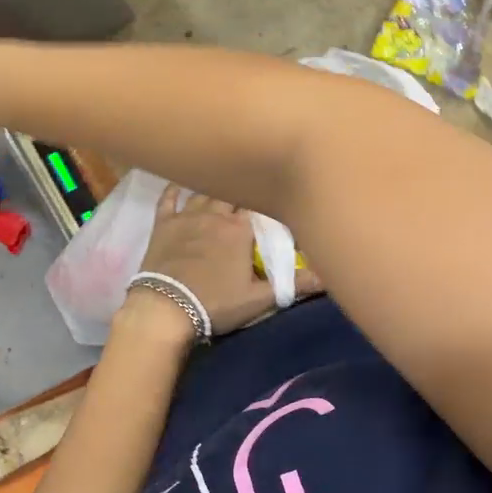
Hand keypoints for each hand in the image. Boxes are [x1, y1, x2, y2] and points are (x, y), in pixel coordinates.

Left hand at [120, 185, 322, 342]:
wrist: (165, 309)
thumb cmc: (216, 303)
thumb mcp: (259, 299)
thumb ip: (294, 284)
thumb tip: (328, 277)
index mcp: (241, 229)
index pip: (260, 205)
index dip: (267, 203)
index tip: (274, 204)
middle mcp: (215, 214)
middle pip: (232, 193)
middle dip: (242, 192)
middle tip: (249, 194)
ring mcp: (186, 216)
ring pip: (204, 192)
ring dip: (214, 189)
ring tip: (222, 184)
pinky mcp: (163, 224)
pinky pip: (169, 199)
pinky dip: (175, 189)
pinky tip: (179, 183)